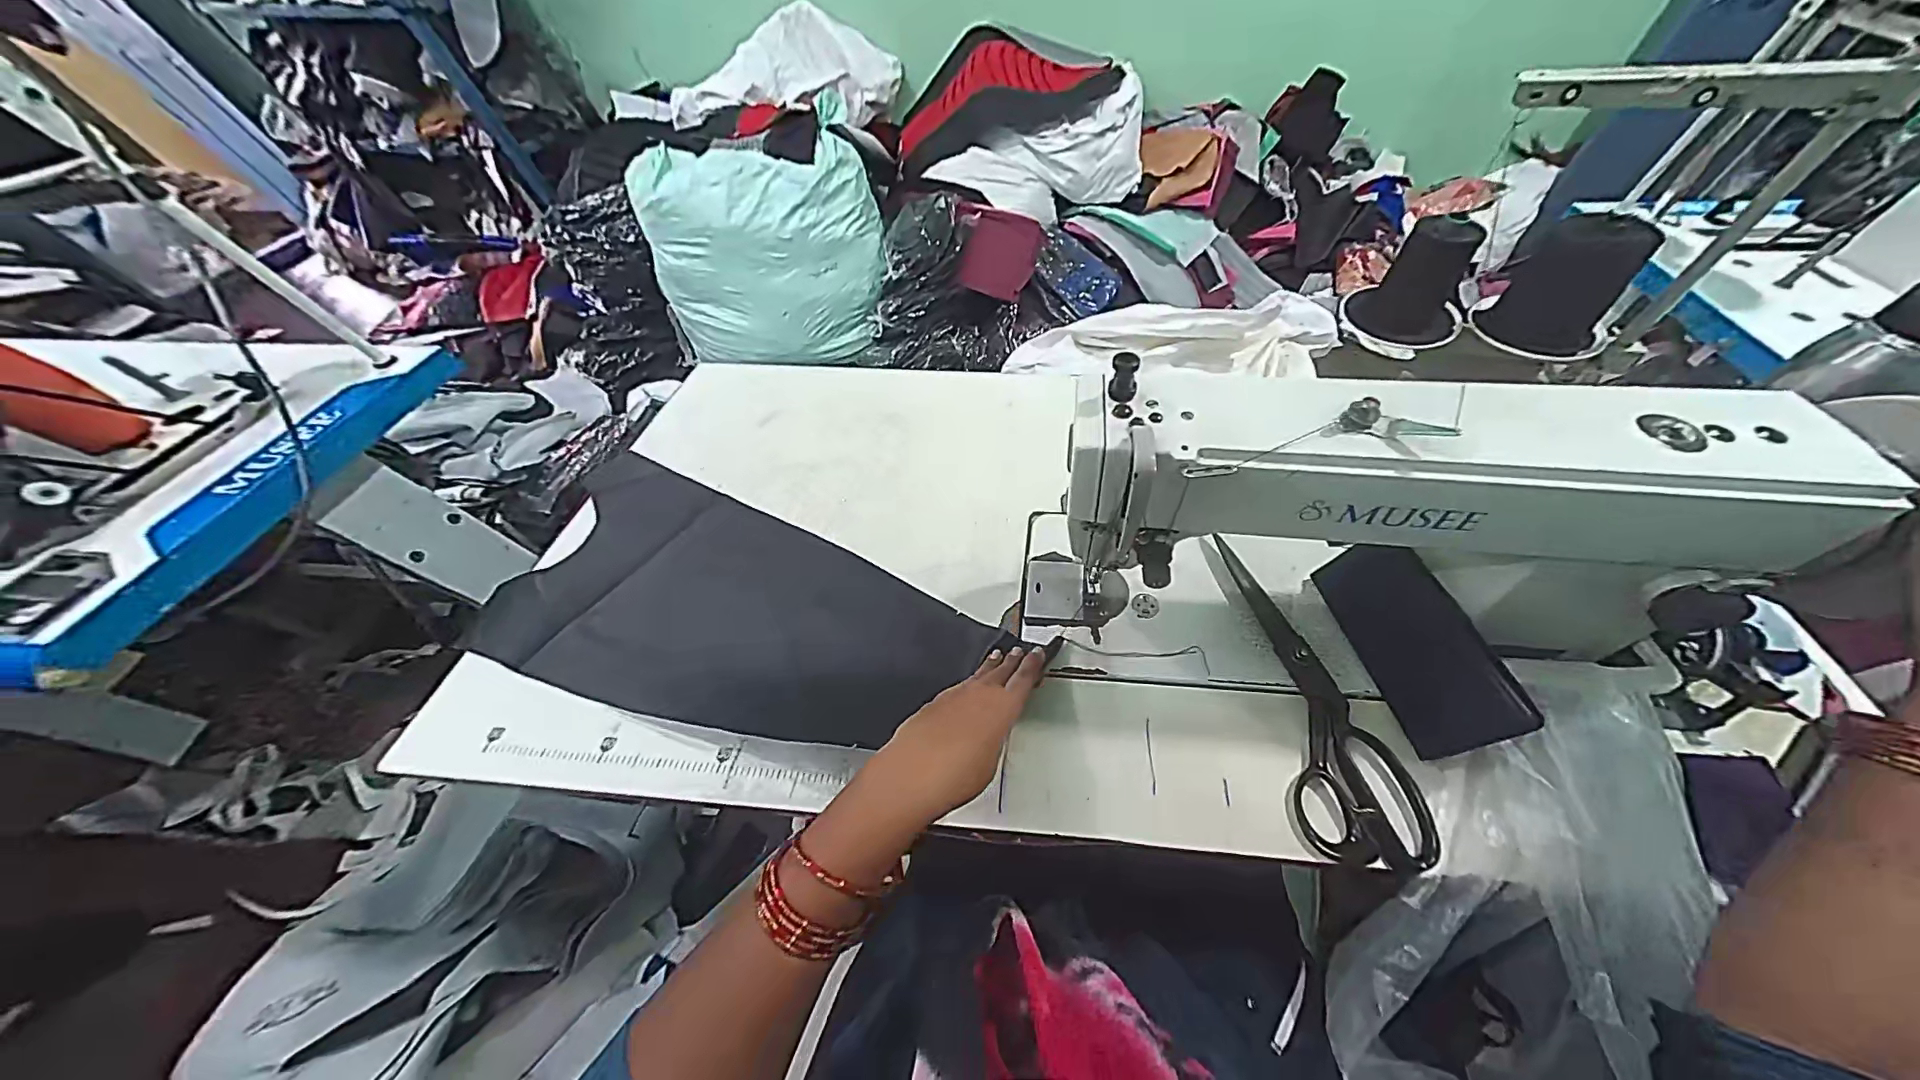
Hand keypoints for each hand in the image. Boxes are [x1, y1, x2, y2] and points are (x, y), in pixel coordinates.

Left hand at [865, 645, 1049, 825]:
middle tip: (1021, 651)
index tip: (1038, 654)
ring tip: (997, 659)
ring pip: (979, 675)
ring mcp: (955, 695)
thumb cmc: (954, 774)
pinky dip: (968, 682)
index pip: (1024, 679)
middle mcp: (979, 695)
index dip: (1033, 665)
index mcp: (1003, 707)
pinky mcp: (936, 702)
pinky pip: (959, 686)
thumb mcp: (991, 763)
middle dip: (1013, 660)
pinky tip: (967, 687)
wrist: (913, 773)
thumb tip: (989, 739)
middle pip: (1001, 670)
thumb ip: (994, 741)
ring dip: (990, 667)